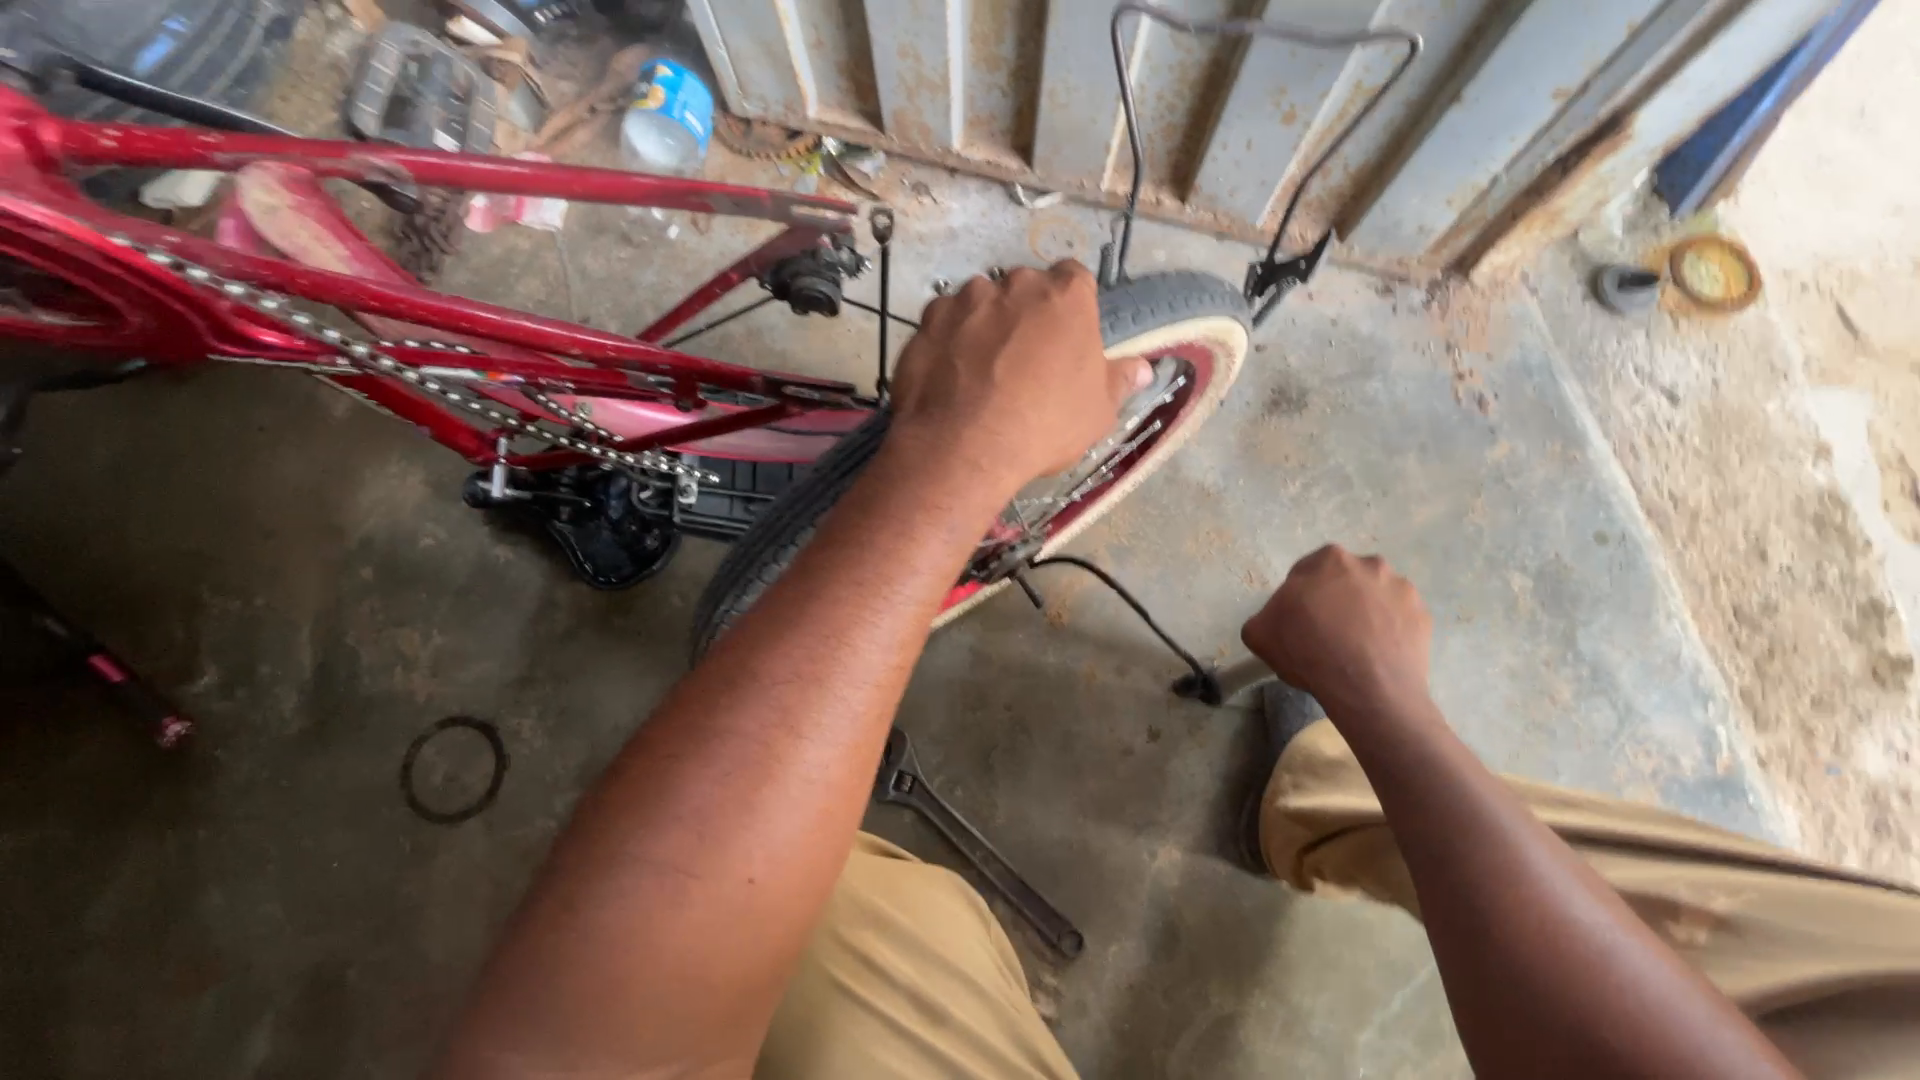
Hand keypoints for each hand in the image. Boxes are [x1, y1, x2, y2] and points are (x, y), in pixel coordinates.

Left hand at [885, 262, 1151, 495]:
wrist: (964, 446)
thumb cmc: (1043, 426)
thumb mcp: (1097, 412)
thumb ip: (1119, 381)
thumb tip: (1144, 367)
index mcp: (1066, 296)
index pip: (1074, 279)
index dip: (1069, 308)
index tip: (1063, 337)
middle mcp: (1016, 284)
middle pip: (1024, 289)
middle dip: (1024, 314)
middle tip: (1022, 360)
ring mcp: (966, 298)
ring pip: (980, 303)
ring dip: (983, 325)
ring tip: (980, 371)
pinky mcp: (928, 319)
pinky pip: (943, 323)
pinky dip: (947, 341)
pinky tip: (949, 377)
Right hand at [1241, 545, 1433, 718]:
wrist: (1367, 688)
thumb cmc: (1308, 651)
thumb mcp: (1260, 633)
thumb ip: (1264, 615)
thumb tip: (1276, 619)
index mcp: (1328, 559)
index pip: (1306, 574)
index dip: (1299, 599)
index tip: (1298, 623)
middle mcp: (1369, 564)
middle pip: (1344, 582)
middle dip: (1335, 600)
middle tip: (1326, 633)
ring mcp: (1401, 588)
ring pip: (1374, 598)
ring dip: (1364, 613)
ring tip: (1355, 646)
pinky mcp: (1423, 614)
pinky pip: (1398, 619)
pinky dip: (1388, 630)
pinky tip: (1376, 653)